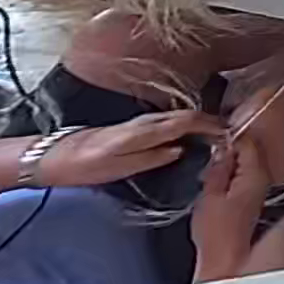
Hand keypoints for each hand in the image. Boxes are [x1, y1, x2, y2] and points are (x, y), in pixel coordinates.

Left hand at [34, 109, 221, 187]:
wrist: (54, 157)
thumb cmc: (85, 168)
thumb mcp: (118, 169)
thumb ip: (151, 158)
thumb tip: (181, 150)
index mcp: (146, 131)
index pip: (187, 121)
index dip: (210, 124)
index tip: (227, 132)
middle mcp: (148, 120)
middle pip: (188, 114)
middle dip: (211, 120)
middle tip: (228, 132)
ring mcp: (144, 120)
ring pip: (182, 114)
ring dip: (202, 120)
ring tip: (216, 132)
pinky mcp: (140, 124)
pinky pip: (173, 118)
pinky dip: (189, 122)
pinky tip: (192, 132)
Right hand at [192, 136, 270, 282]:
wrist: (227, 261)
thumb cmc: (216, 232)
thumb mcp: (209, 198)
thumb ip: (217, 170)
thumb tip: (221, 148)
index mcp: (255, 173)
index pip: (248, 143)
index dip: (231, 136)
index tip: (213, 135)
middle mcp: (263, 175)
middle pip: (249, 151)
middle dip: (230, 149)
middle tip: (208, 152)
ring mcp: (260, 186)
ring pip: (247, 163)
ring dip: (230, 162)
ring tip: (208, 166)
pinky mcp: (254, 196)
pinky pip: (244, 175)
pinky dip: (232, 173)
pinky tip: (217, 179)